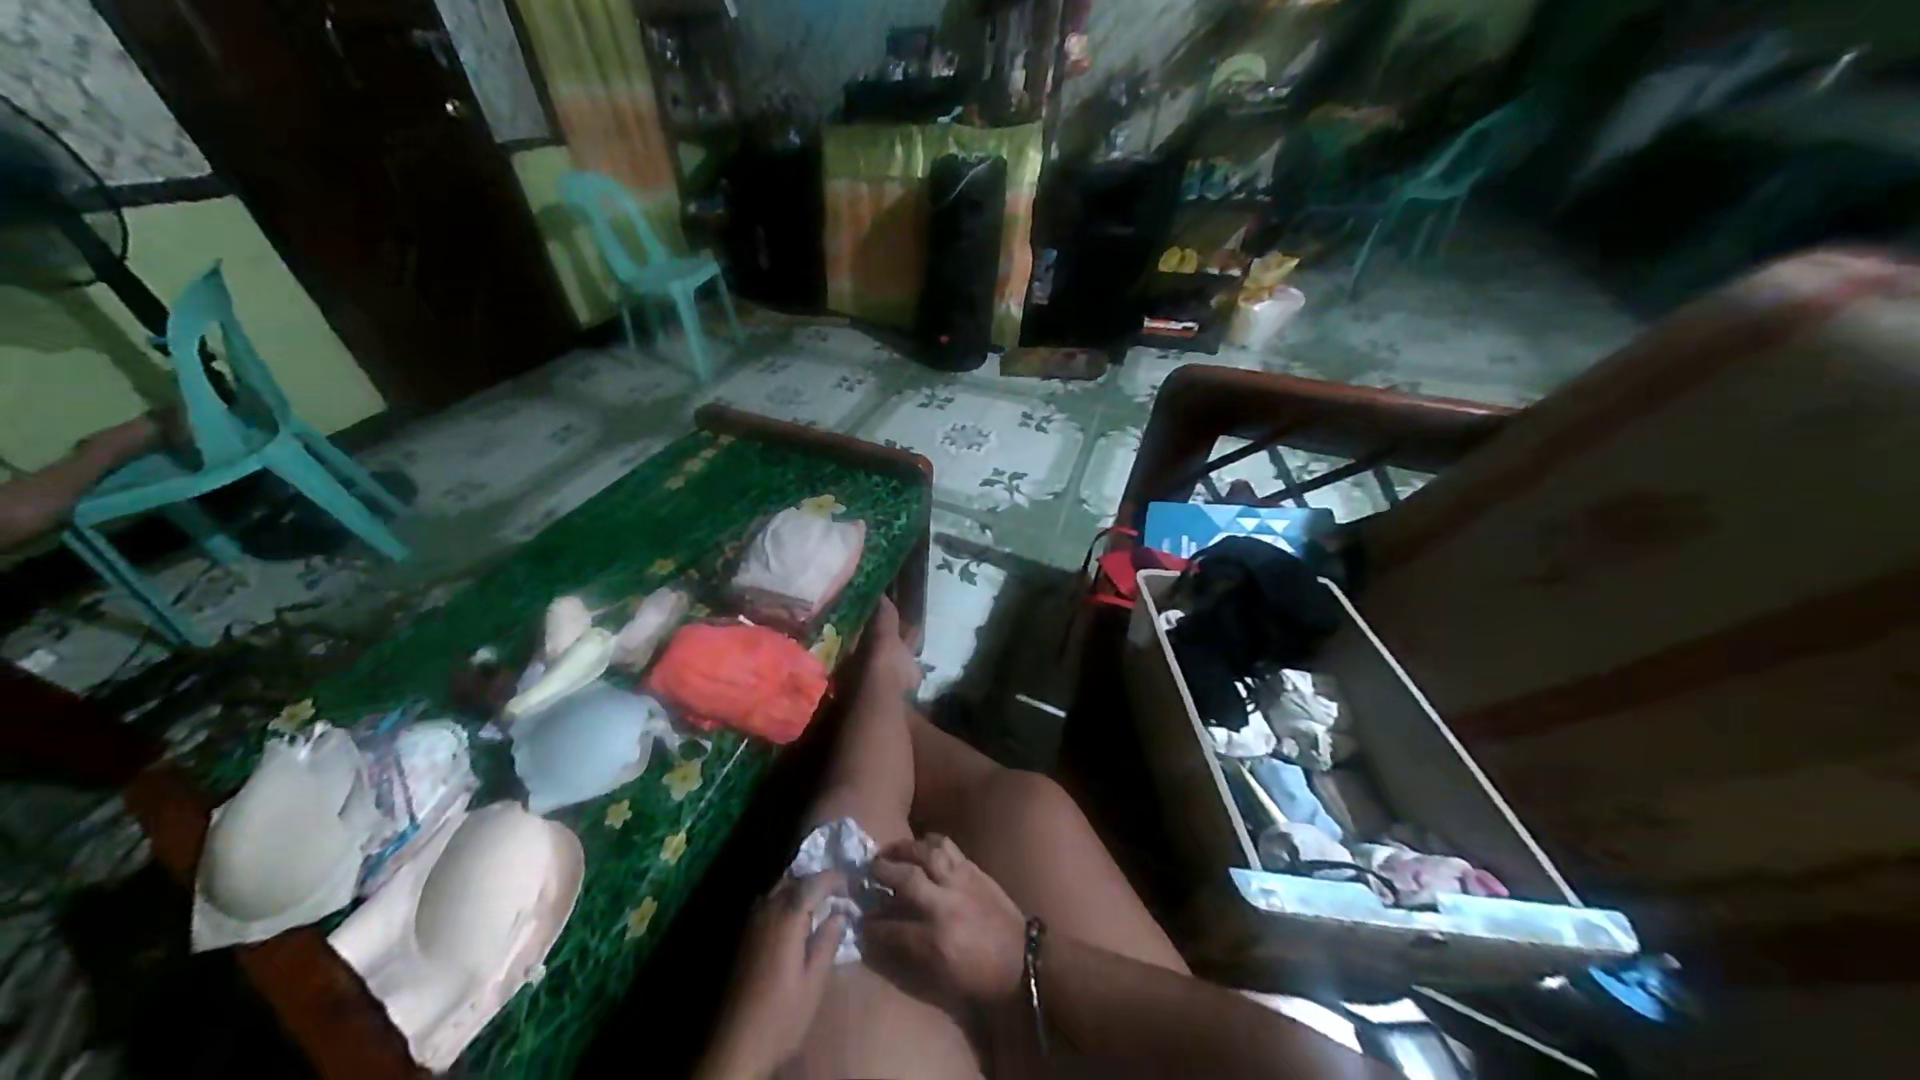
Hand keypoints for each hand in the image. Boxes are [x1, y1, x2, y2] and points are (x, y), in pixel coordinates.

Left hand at [699, 872, 848, 1079]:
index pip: (813, 883)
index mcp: (786, 919)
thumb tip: (840, 913)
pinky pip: (768, 904)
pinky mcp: (744, 937)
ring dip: (799, 890)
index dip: (834, 878)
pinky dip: (785, 901)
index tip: (852, 884)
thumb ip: (827, 942)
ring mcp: (751, 923)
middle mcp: (766, 912)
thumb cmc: (781, 1016)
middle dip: (816, 882)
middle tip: (838, 894)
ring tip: (820, 904)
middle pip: (793, 881)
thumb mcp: (814, 982)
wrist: (735, 1044)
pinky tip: (796, 920)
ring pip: (778, 890)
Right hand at [863, 834, 1026, 1007]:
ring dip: (904, 848)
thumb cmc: (980, 976)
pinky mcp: (973, 870)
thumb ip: (910, 951)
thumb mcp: (941, 976)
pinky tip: (921, 844)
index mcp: (934, 940)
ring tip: (890, 850)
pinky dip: (930, 842)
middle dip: (881, 873)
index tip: (860, 920)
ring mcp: (960, 882)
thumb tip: (884, 933)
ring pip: (927, 852)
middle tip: (868, 871)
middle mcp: (944, 905)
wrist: (1023, 960)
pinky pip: (948, 847)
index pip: (891, 928)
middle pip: (905, 879)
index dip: (871, 925)